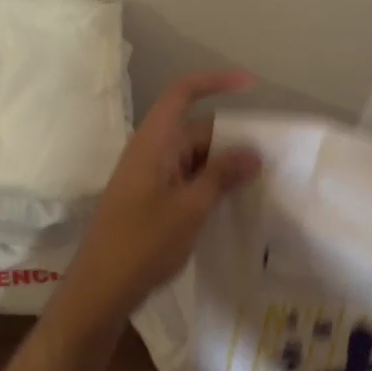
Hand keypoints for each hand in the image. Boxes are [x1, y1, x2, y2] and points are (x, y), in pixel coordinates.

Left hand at [62, 70, 262, 319]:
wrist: (100, 289)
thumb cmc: (143, 243)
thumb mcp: (190, 208)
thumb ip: (221, 175)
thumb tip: (252, 152)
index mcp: (153, 142)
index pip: (182, 93)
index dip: (215, 81)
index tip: (251, 86)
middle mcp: (150, 152)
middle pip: (195, 129)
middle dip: (232, 137)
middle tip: (271, 157)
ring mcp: (149, 178)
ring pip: (194, 157)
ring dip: (224, 165)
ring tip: (262, 181)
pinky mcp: (151, 201)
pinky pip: (186, 179)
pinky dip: (211, 184)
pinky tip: (235, 203)